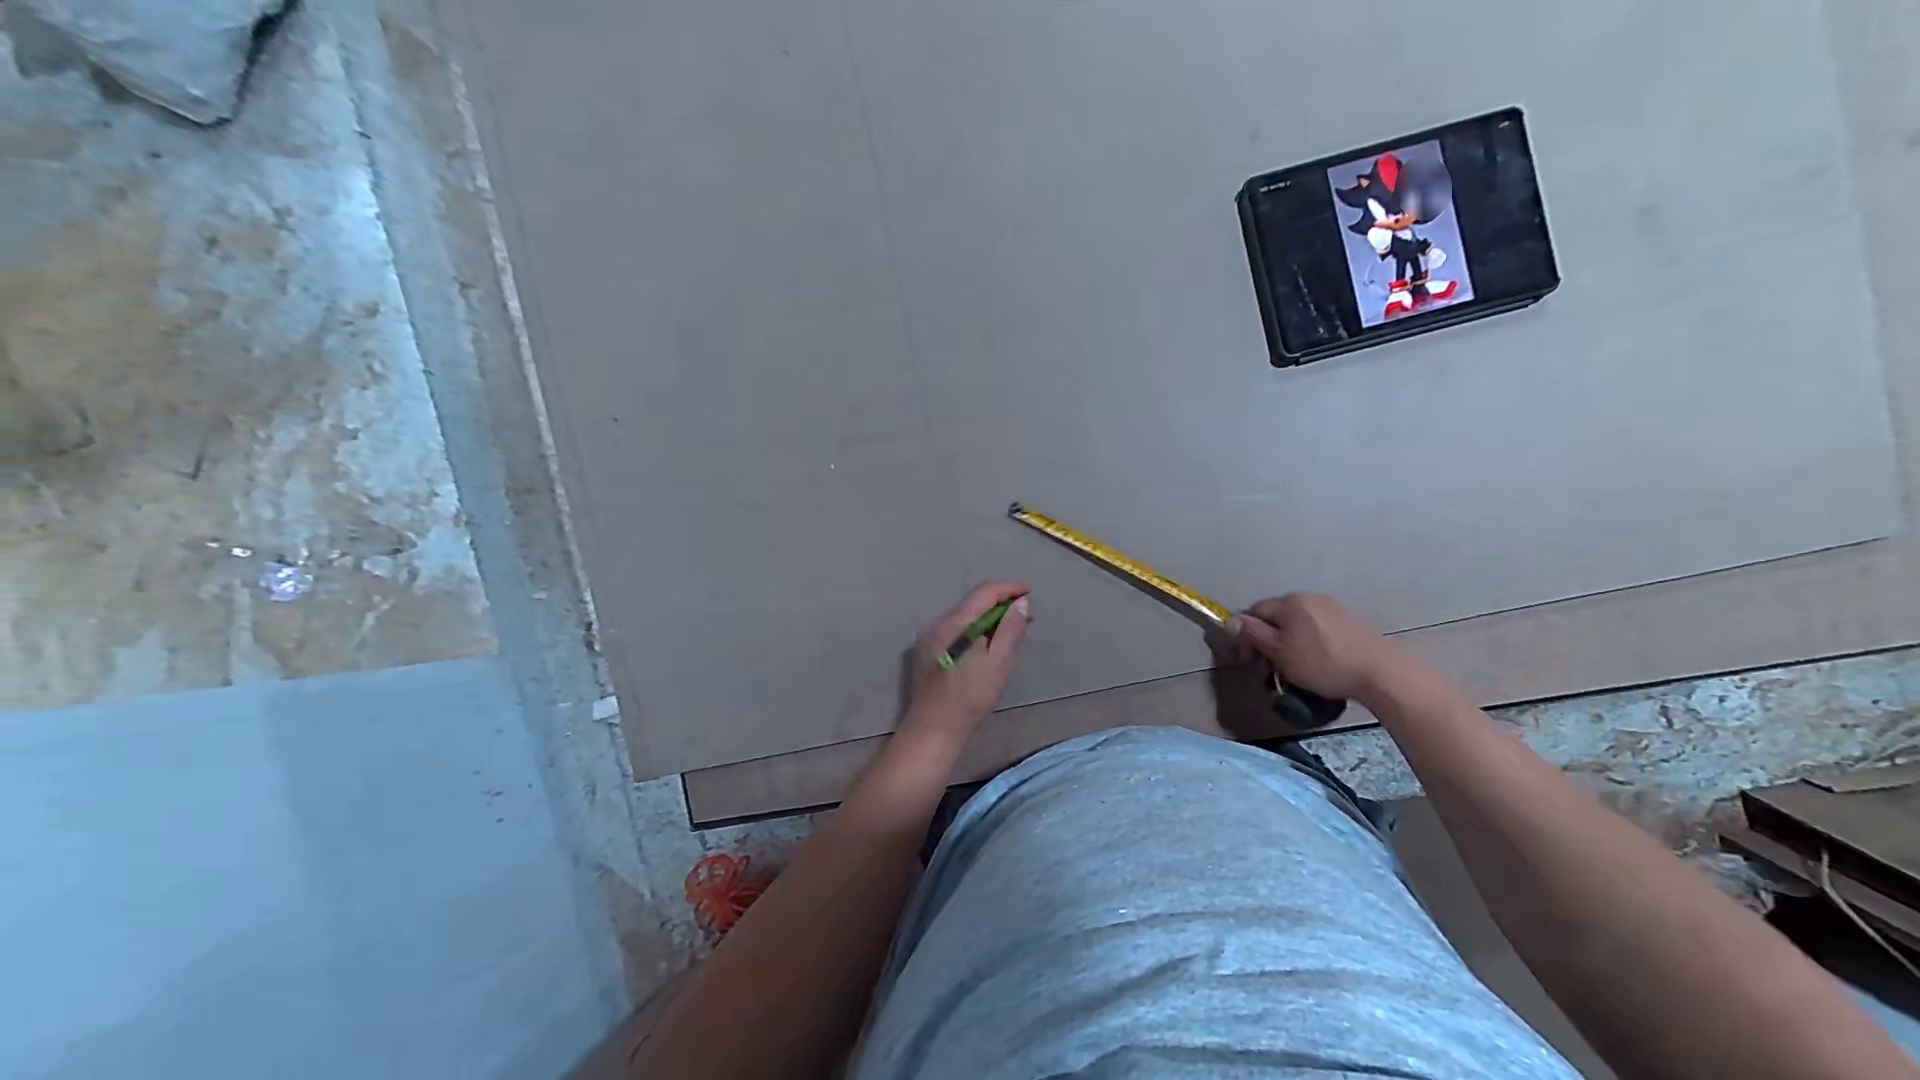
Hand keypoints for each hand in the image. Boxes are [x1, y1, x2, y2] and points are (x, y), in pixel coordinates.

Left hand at [900, 581, 1030, 746]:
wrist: (933, 730)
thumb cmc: (969, 699)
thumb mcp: (998, 663)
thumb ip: (1010, 630)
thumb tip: (1021, 602)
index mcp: (953, 623)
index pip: (984, 592)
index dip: (1009, 588)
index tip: (1030, 593)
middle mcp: (938, 623)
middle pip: (974, 602)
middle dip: (1001, 603)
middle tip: (1026, 617)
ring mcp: (930, 637)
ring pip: (966, 616)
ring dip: (989, 617)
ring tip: (1011, 631)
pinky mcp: (929, 651)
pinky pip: (958, 629)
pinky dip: (977, 629)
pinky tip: (989, 645)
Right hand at [1226, 592, 1400, 701]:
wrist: (1379, 673)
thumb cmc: (1323, 664)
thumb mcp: (1280, 652)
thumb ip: (1253, 634)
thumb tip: (1232, 620)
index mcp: (1289, 602)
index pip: (1255, 611)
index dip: (1246, 635)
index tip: (1249, 659)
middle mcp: (1309, 597)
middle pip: (1276, 615)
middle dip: (1268, 638)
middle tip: (1270, 666)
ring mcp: (1331, 606)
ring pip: (1297, 621)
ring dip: (1288, 640)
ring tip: (1294, 664)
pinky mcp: (1348, 620)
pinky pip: (1317, 626)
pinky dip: (1309, 640)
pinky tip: (1317, 659)